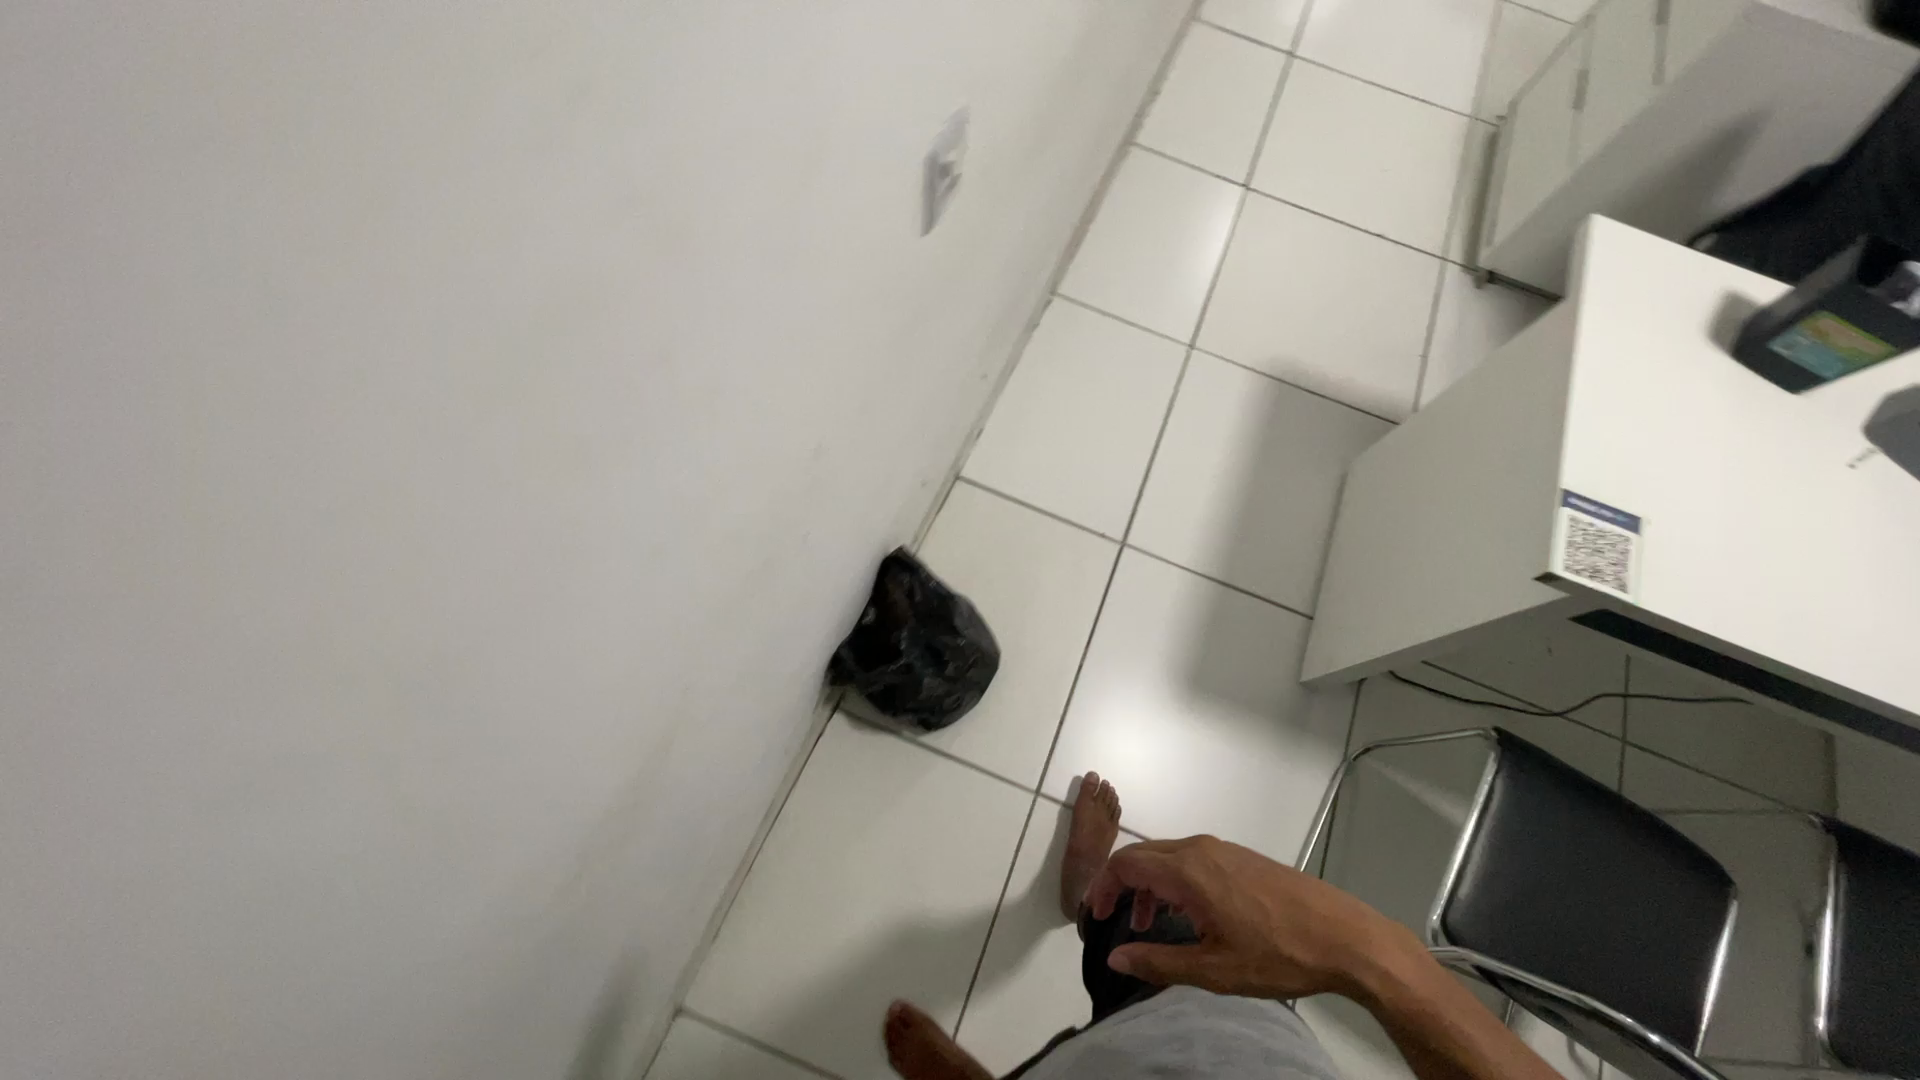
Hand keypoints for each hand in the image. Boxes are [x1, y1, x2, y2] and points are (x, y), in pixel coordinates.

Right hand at [1085, 835, 1426, 1002]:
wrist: (1346, 937)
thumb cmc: (1277, 955)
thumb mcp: (1213, 970)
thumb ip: (1158, 961)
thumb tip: (1114, 958)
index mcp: (1187, 870)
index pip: (1125, 864)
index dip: (1103, 888)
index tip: (1096, 917)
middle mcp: (1200, 848)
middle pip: (1143, 855)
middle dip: (1122, 885)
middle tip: (1117, 922)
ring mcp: (1223, 849)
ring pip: (1168, 856)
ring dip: (1149, 885)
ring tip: (1150, 924)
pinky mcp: (1241, 856)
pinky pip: (1191, 859)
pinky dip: (1174, 880)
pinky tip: (1188, 915)